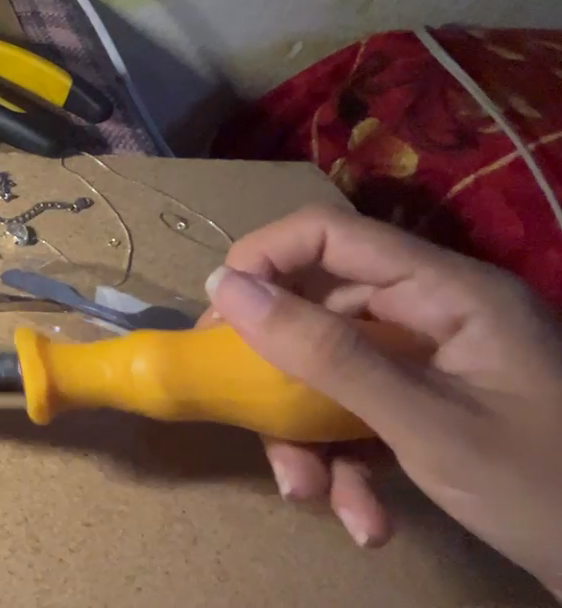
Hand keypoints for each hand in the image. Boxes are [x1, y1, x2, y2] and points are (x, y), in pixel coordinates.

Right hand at [204, 205, 561, 592]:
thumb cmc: (554, 492)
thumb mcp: (429, 425)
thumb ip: (323, 350)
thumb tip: (222, 286)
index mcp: (450, 294)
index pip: (327, 235)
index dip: (263, 261)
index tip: (224, 316)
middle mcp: (438, 314)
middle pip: (316, 308)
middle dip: (277, 371)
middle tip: (242, 407)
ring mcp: (436, 362)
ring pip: (328, 365)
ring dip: (306, 431)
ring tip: (308, 492)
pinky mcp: (435, 404)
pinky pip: (358, 407)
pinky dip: (344, 458)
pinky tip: (359, 513)